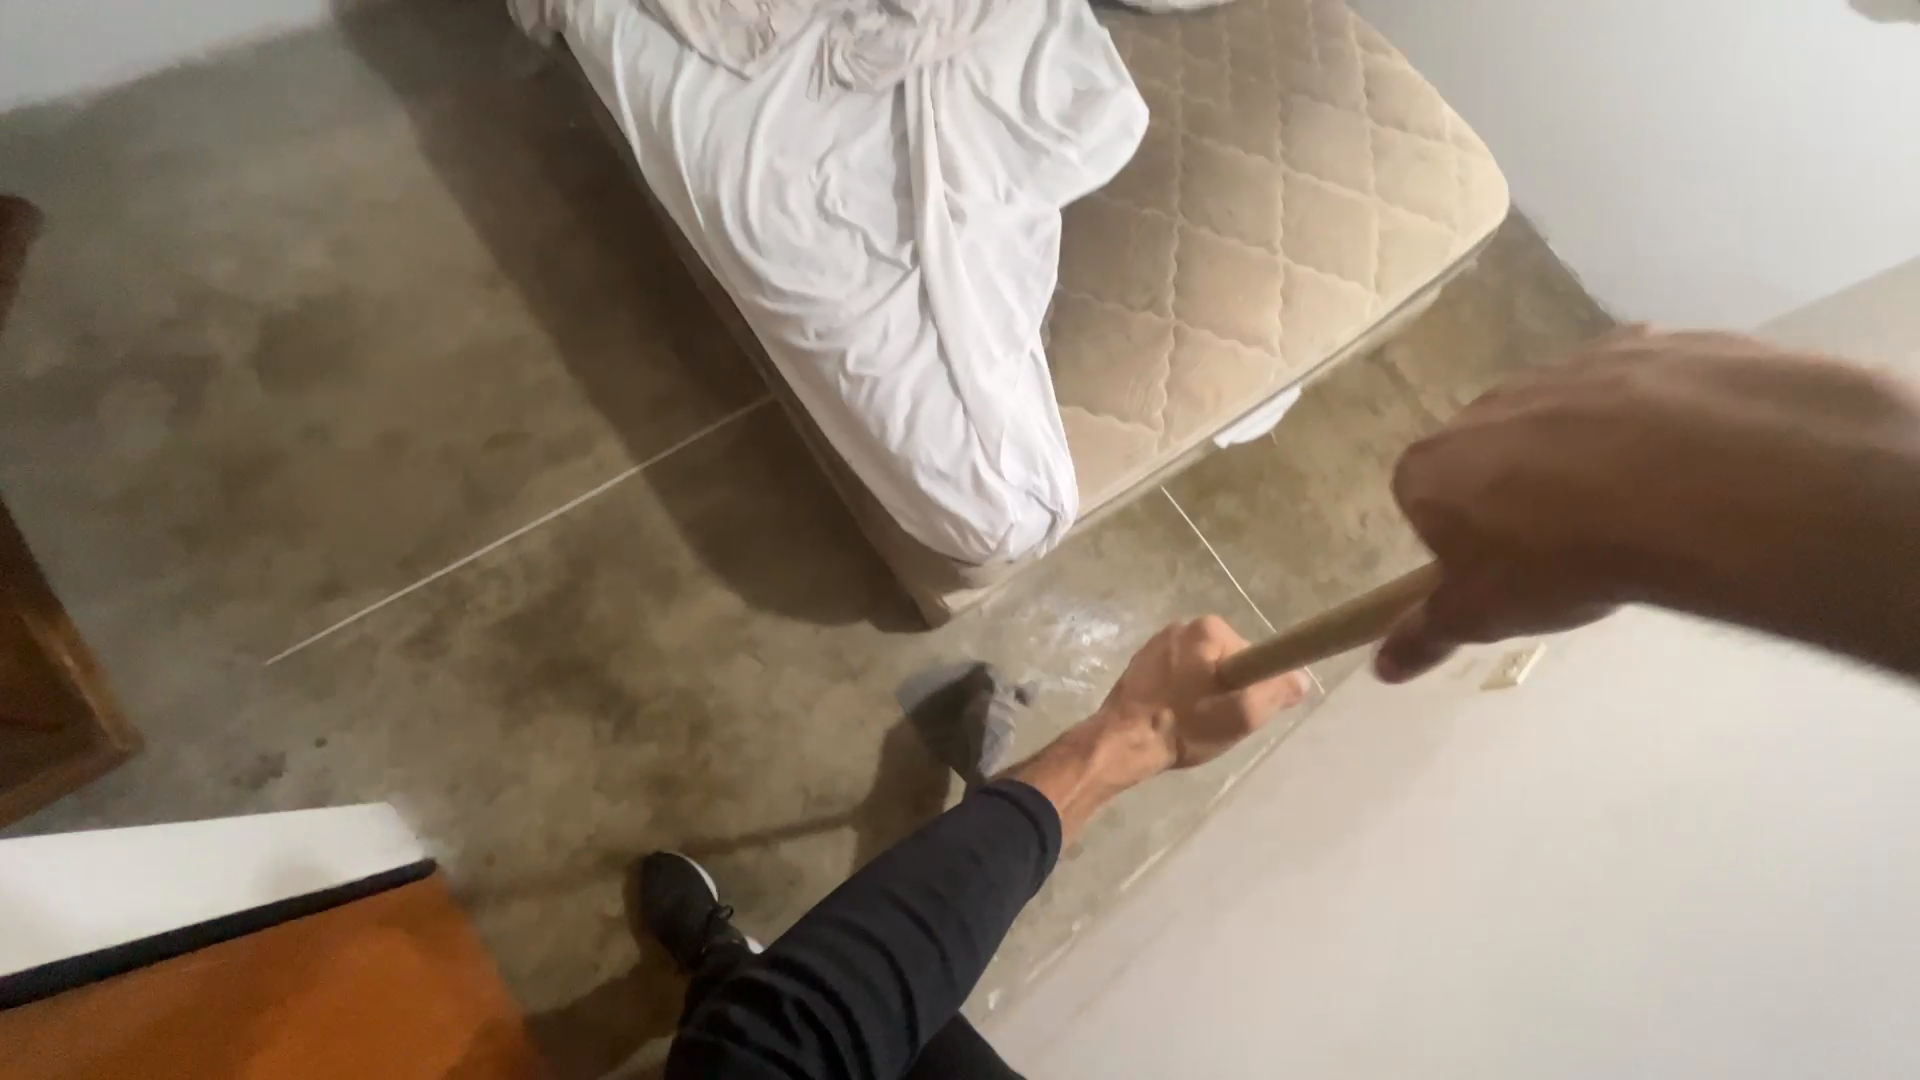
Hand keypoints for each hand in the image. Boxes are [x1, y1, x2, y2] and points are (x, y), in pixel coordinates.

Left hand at [1099, 616, 1312, 769]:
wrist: (1124, 740)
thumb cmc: (1185, 725)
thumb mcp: (1242, 715)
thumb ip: (1276, 692)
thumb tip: (1298, 678)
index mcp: (1208, 628)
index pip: (1251, 654)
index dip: (1253, 683)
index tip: (1240, 707)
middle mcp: (1182, 625)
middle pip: (1226, 660)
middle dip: (1228, 688)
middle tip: (1216, 719)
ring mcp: (1157, 642)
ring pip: (1201, 668)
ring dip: (1203, 691)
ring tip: (1192, 719)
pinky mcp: (1141, 661)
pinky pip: (1177, 674)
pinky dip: (1181, 692)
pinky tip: (1173, 714)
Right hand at [1378, 326, 1919, 680]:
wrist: (1703, 483)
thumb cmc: (1561, 558)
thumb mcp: (1485, 614)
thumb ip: (1427, 633)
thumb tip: (1381, 671)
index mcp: (1428, 470)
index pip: (1423, 501)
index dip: (1461, 536)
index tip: (1503, 566)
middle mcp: (1478, 411)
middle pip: (1488, 454)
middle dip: (1518, 489)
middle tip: (1571, 539)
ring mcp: (1560, 371)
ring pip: (1560, 416)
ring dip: (1583, 450)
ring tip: (1642, 500)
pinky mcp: (1642, 348)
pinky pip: (1635, 382)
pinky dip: (1651, 413)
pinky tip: (1686, 451)